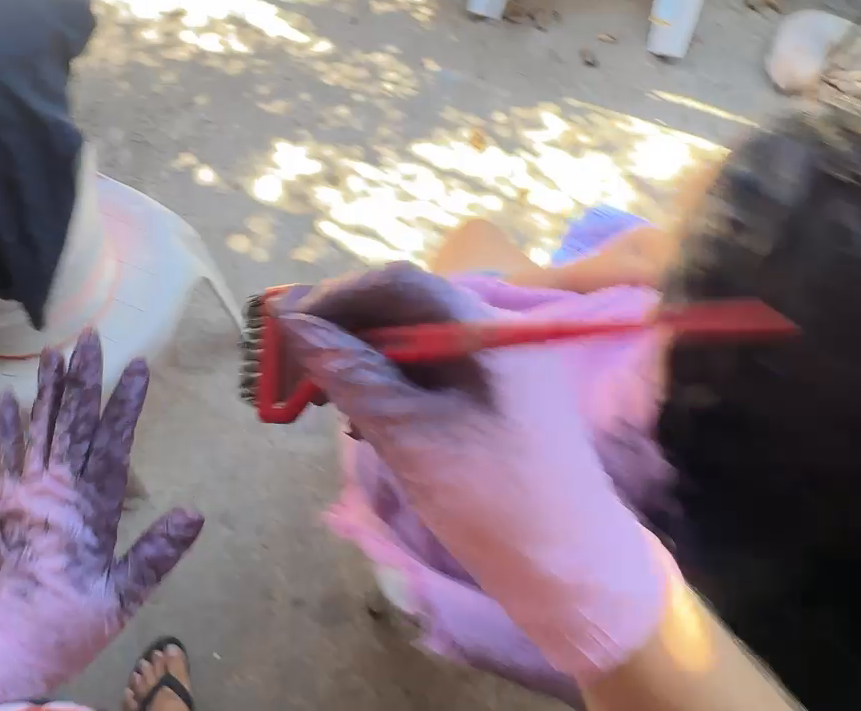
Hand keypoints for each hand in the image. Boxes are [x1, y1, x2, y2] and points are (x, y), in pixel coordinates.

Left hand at [0, 334, 203, 706]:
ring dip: (49, 389)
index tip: (138, 367)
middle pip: (74, 423)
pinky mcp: (6, 502)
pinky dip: (6, 425)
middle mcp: (57, 490)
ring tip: (53, 351)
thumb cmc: (71, 621)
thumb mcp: (123, 595)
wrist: (7, 646)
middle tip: (90, 338)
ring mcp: (27, 492)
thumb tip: (195, 513)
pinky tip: (7, 397)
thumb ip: (156, 553)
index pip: (113, 444)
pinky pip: (6, 456)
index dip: (126, 404)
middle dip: (84, 378)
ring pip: (41, 429)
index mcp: (91, 507)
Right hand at [280, 262, 669, 681]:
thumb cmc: (496, 502)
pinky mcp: (486, 396)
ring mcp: (490, 364)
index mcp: (483, 327)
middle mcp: (488, 332)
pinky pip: (423, 372)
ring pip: (408, 341)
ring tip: (324, 396)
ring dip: (359, 361)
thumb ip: (349, 372)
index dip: (335, 297)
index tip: (286, 326)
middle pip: (401, 308)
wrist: (574, 577)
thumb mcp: (410, 436)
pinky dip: (386, 387)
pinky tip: (364, 419)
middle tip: (294, 366)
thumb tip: (290, 321)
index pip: (397, 283)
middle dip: (342, 331)